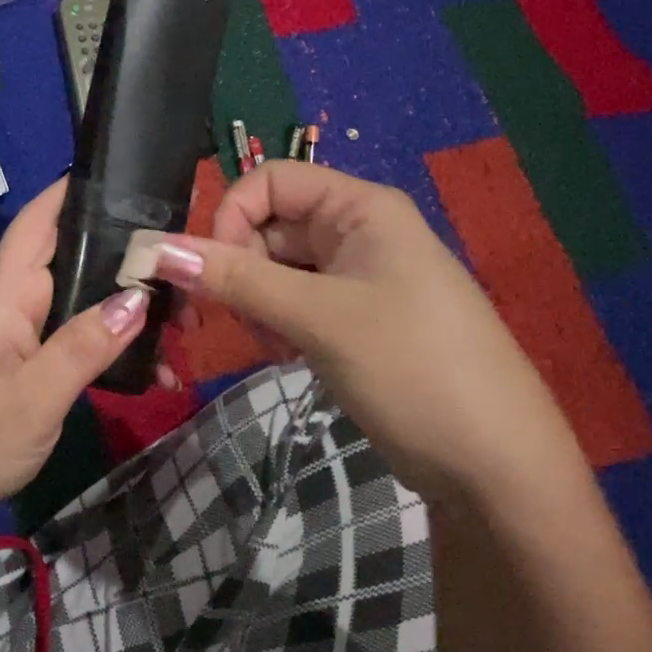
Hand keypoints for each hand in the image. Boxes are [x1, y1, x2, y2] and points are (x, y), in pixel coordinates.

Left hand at [0, 179, 150, 528]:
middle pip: (71, 261)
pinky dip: (116, 348)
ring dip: (129, 309)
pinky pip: (82, 341)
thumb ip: (81, 349)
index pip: (33, 227)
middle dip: (123, 256)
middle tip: (184, 264)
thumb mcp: (31, 400)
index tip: (113, 171)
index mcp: (5, 298)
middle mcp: (16, 306)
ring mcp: (25, 337)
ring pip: (84, 303)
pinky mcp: (34, 366)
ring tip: (185, 322)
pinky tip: (156, 369)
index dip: (65, 194)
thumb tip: (137, 297)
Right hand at [144, 161, 582, 503]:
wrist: (497, 471)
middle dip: (237, 268)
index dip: (231, 215)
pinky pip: (292, 301)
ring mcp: (356, 278)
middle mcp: (357, 232)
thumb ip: (235, 279)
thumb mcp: (318, 318)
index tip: (212, 269)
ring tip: (270, 346)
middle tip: (224, 319)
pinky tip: (284, 356)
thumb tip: (155, 248)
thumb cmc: (414, 370)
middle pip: (267, 225)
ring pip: (274, 268)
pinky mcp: (352, 319)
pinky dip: (274, 322)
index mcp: (361, 209)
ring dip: (254, 301)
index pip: (270, 181)